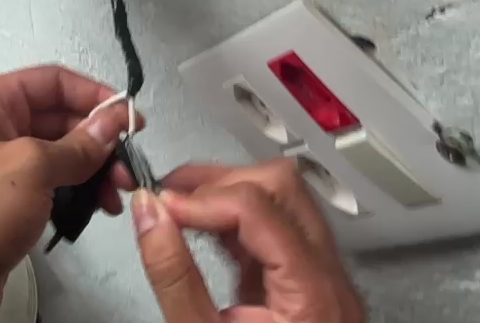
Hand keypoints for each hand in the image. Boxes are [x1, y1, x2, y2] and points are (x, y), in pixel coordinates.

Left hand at [0, 66, 131, 316]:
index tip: (130, 117)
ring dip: (94, 166)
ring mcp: (6, 159)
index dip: (93, 94)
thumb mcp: (30, 167)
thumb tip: (113, 122)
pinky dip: (79, 188)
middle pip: (60, 115)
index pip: (52, 80)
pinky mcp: (13, 194)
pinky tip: (100, 207)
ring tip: (118, 193)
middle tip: (130, 167)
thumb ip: (77, 146)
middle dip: (99, 138)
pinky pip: (54, 178)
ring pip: (61, 149)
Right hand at [132, 160, 363, 322]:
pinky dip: (232, 214)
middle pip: (280, 187)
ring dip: (225, 191)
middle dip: (218, 182)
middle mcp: (331, 279)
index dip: (202, 198)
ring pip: (281, 196)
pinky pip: (274, 222)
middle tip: (171, 201)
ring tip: (180, 211)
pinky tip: (200, 232)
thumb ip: (173, 275)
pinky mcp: (306, 282)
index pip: (258, 207)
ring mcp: (324, 279)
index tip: (160, 208)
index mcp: (314, 298)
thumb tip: (148, 209)